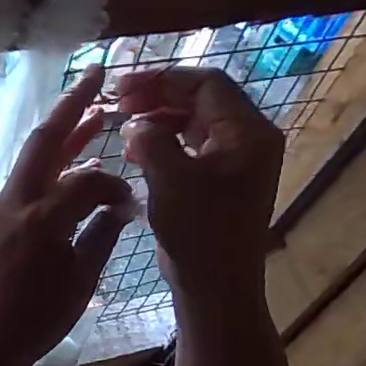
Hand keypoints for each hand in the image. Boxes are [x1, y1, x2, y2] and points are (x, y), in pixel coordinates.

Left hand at [0, 66, 134, 365]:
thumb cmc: (34, 319)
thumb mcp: (79, 281)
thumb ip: (102, 236)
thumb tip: (124, 206)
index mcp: (41, 220)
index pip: (88, 182)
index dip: (116, 187)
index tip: (133, 203)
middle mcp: (16, 203)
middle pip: (45, 140)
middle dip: (73, 105)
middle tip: (98, 75)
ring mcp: (2, 208)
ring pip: (33, 156)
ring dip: (62, 131)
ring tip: (93, 110)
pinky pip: (27, 178)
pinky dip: (51, 162)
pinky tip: (71, 161)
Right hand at [116, 67, 283, 292]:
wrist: (215, 286)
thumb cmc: (199, 232)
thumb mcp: (171, 180)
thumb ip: (151, 140)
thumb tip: (134, 124)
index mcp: (248, 132)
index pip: (206, 83)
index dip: (162, 79)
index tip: (122, 86)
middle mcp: (247, 139)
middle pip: (201, 99)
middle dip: (157, 97)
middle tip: (118, 103)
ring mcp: (234, 160)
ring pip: (193, 122)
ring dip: (157, 119)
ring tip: (123, 129)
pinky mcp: (218, 180)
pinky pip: (190, 146)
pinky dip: (162, 142)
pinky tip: (136, 152)